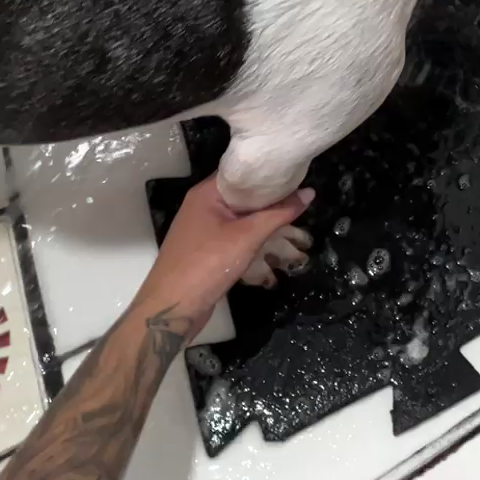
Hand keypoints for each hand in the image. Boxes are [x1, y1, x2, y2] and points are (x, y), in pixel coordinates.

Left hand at [130, 177, 312, 336]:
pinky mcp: (205, 249)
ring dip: (263, 216)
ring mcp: (202, 228)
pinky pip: (234, 233)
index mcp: (206, 193)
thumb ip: (279, 213)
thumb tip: (309, 193)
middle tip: (301, 190)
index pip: (241, 171)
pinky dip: (253, 233)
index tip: (295, 168)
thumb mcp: (248, 236)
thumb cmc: (207, 264)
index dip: (268, 169)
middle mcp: (202, 206)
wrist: (170, 311)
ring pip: (240, 215)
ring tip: (294, 211)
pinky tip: (274, 236)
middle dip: (270, 194)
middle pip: (242, 193)